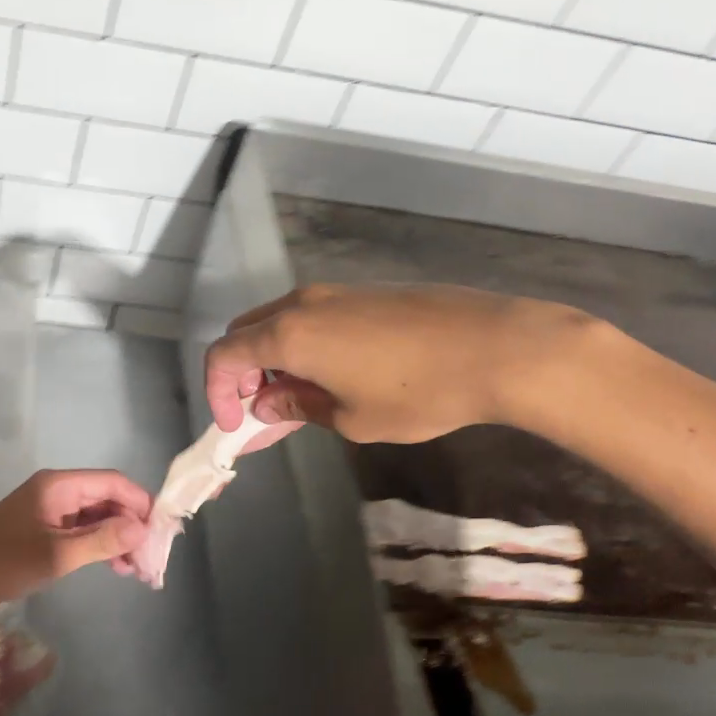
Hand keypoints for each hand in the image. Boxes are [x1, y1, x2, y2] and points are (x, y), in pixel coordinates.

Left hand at [0, 469, 150, 626]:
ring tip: (135, 571)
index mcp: (58, 485)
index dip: (140, 503)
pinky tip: (114, 566)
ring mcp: (49, 509)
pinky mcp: (43, 529)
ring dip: (117, 538)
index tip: (162, 533)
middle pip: (106, 498)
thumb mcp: (56, 555)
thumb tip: (142, 528)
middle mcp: (56, 490)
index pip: (112, 482)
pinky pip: (81, 530)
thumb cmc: (4, 564)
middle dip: (131, 525)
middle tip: (151, 559)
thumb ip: (101, 540)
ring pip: (96, 516)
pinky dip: (99, 545)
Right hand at [205, 283, 599, 446]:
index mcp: (288, 334)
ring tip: (303, 395)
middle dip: (241, 372)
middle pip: (246, 331)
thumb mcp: (351, 418)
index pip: (223, 354)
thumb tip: (267, 403)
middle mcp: (302, 304)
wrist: (496, 346)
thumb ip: (298, 407)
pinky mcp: (365, 291)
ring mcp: (336, 291)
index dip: (218, 392)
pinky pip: (314, 315)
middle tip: (262, 409)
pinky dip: (304, 343)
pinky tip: (340, 372)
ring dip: (274, 357)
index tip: (237, 425)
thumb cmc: (418, 392)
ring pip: (280, 320)